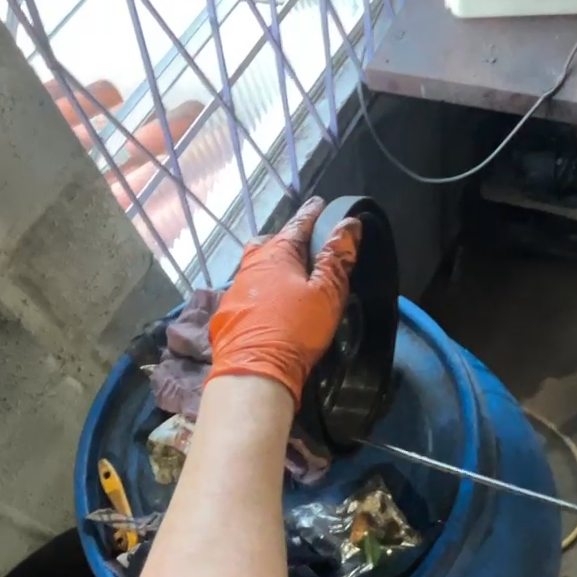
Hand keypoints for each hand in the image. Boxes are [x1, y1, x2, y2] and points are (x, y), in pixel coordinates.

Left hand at [207, 197, 361, 408]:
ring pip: (256, 266)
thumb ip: (337, 257)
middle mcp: (251, 264)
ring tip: (288, 273)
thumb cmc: (296, 328)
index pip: (299, 223)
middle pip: (271, 242)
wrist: (253, 372)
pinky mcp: (228, 313)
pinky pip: (248, 291)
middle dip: (287, 239)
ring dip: (272, 265)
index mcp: (277, 252)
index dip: (313, 213)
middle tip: (303, 244)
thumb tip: (349, 224)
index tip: (320, 204)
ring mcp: (235, 289)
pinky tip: (268, 303)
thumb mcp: (327, 293)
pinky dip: (261, 290)